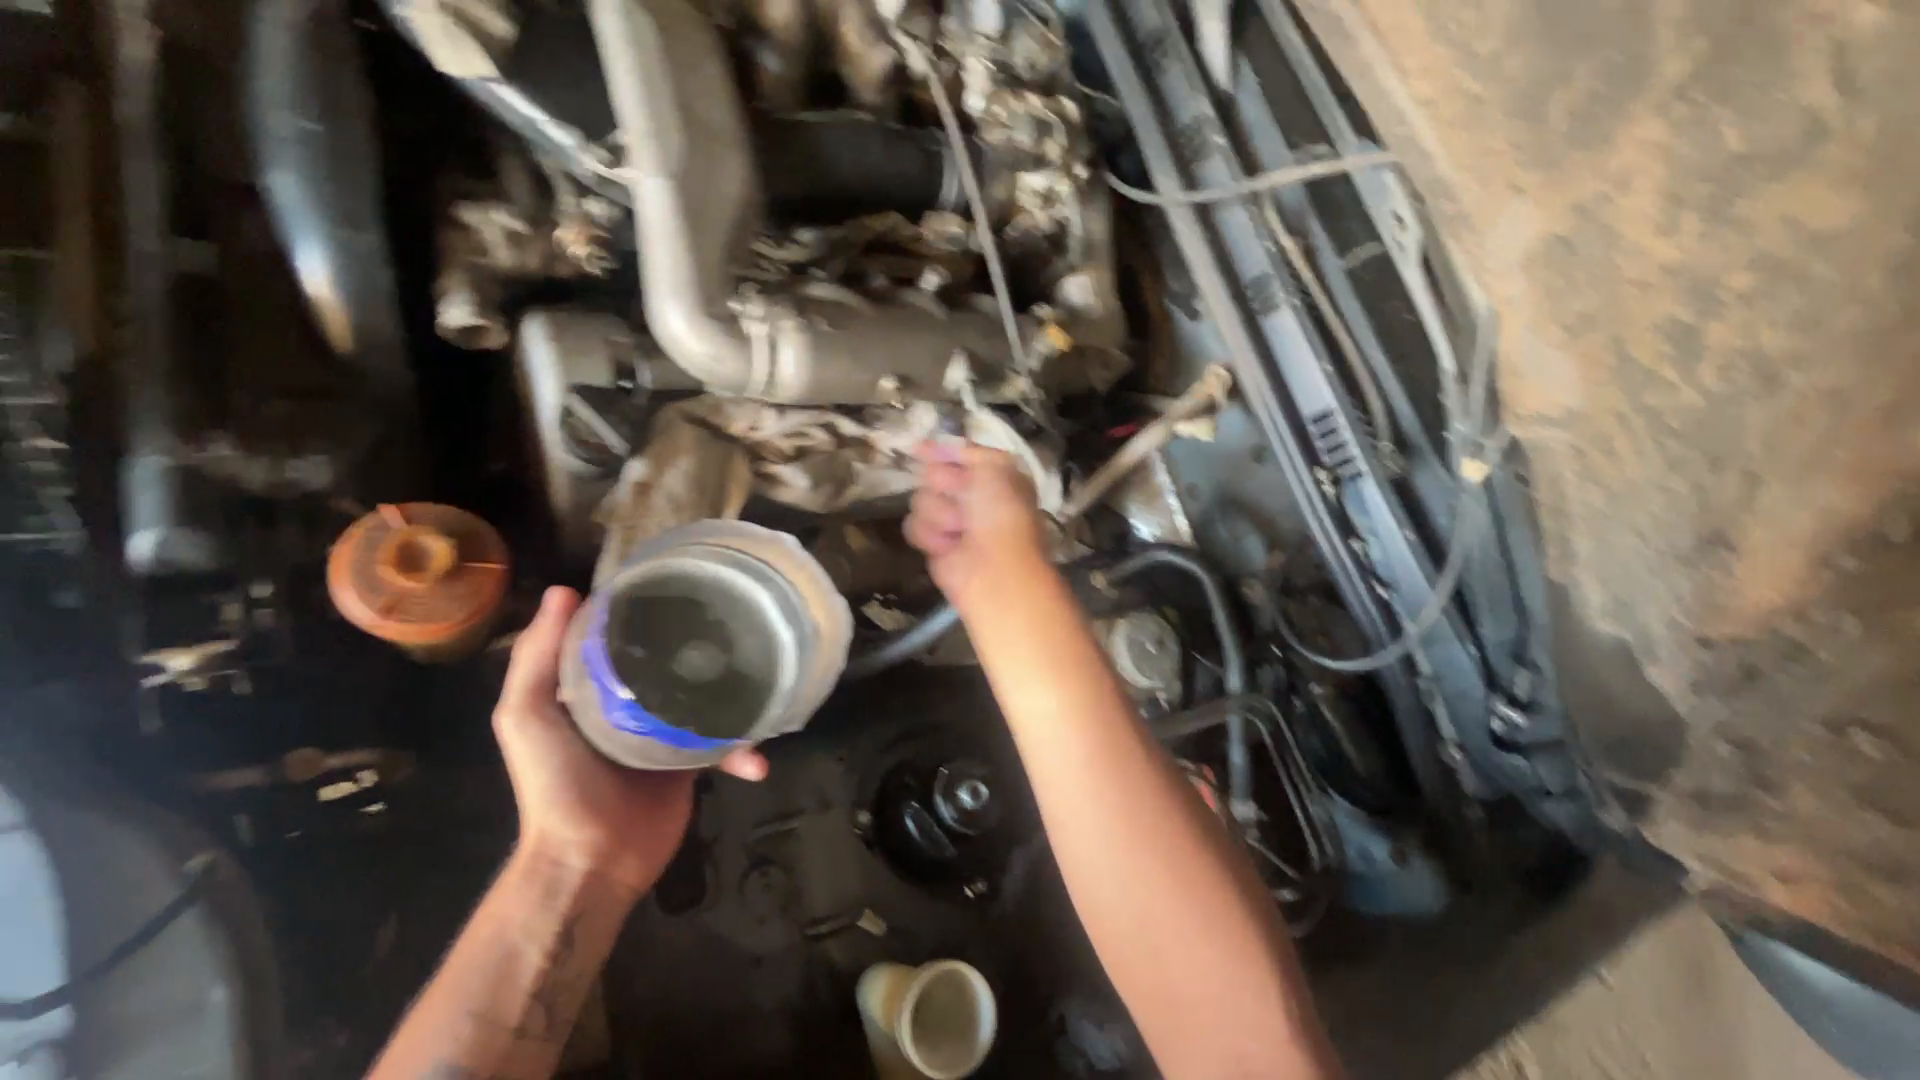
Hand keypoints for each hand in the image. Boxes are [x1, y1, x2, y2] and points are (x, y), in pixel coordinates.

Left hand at [492, 587, 767, 895]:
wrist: (589, 859)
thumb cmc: (554, 783)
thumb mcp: (526, 715)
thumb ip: (537, 657)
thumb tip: (565, 591)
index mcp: (588, 691)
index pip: (616, 638)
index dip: (638, 610)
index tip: (674, 581)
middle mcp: (627, 707)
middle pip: (667, 664)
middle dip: (698, 646)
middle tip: (734, 623)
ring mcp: (662, 737)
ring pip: (704, 701)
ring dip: (733, 696)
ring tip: (762, 682)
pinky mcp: (690, 767)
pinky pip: (724, 748)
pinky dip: (743, 754)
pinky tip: (757, 760)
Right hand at [904, 442, 1050, 605]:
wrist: (996, 568)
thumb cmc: (1002, 514)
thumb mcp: (996, 467)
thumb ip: (968, 450)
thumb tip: (932, 446)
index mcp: (992, 475)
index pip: (957, 453)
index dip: (942, 451)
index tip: (921, 448)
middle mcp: (971, 496)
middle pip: (933, 474)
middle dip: (944, 485)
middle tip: (961, 498)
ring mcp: (951, 520)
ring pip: (920, 500)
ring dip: (940, 513)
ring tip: (959, 529)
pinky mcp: (934, 544)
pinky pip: (913, 526)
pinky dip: (931, 535)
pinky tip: (948, 546)